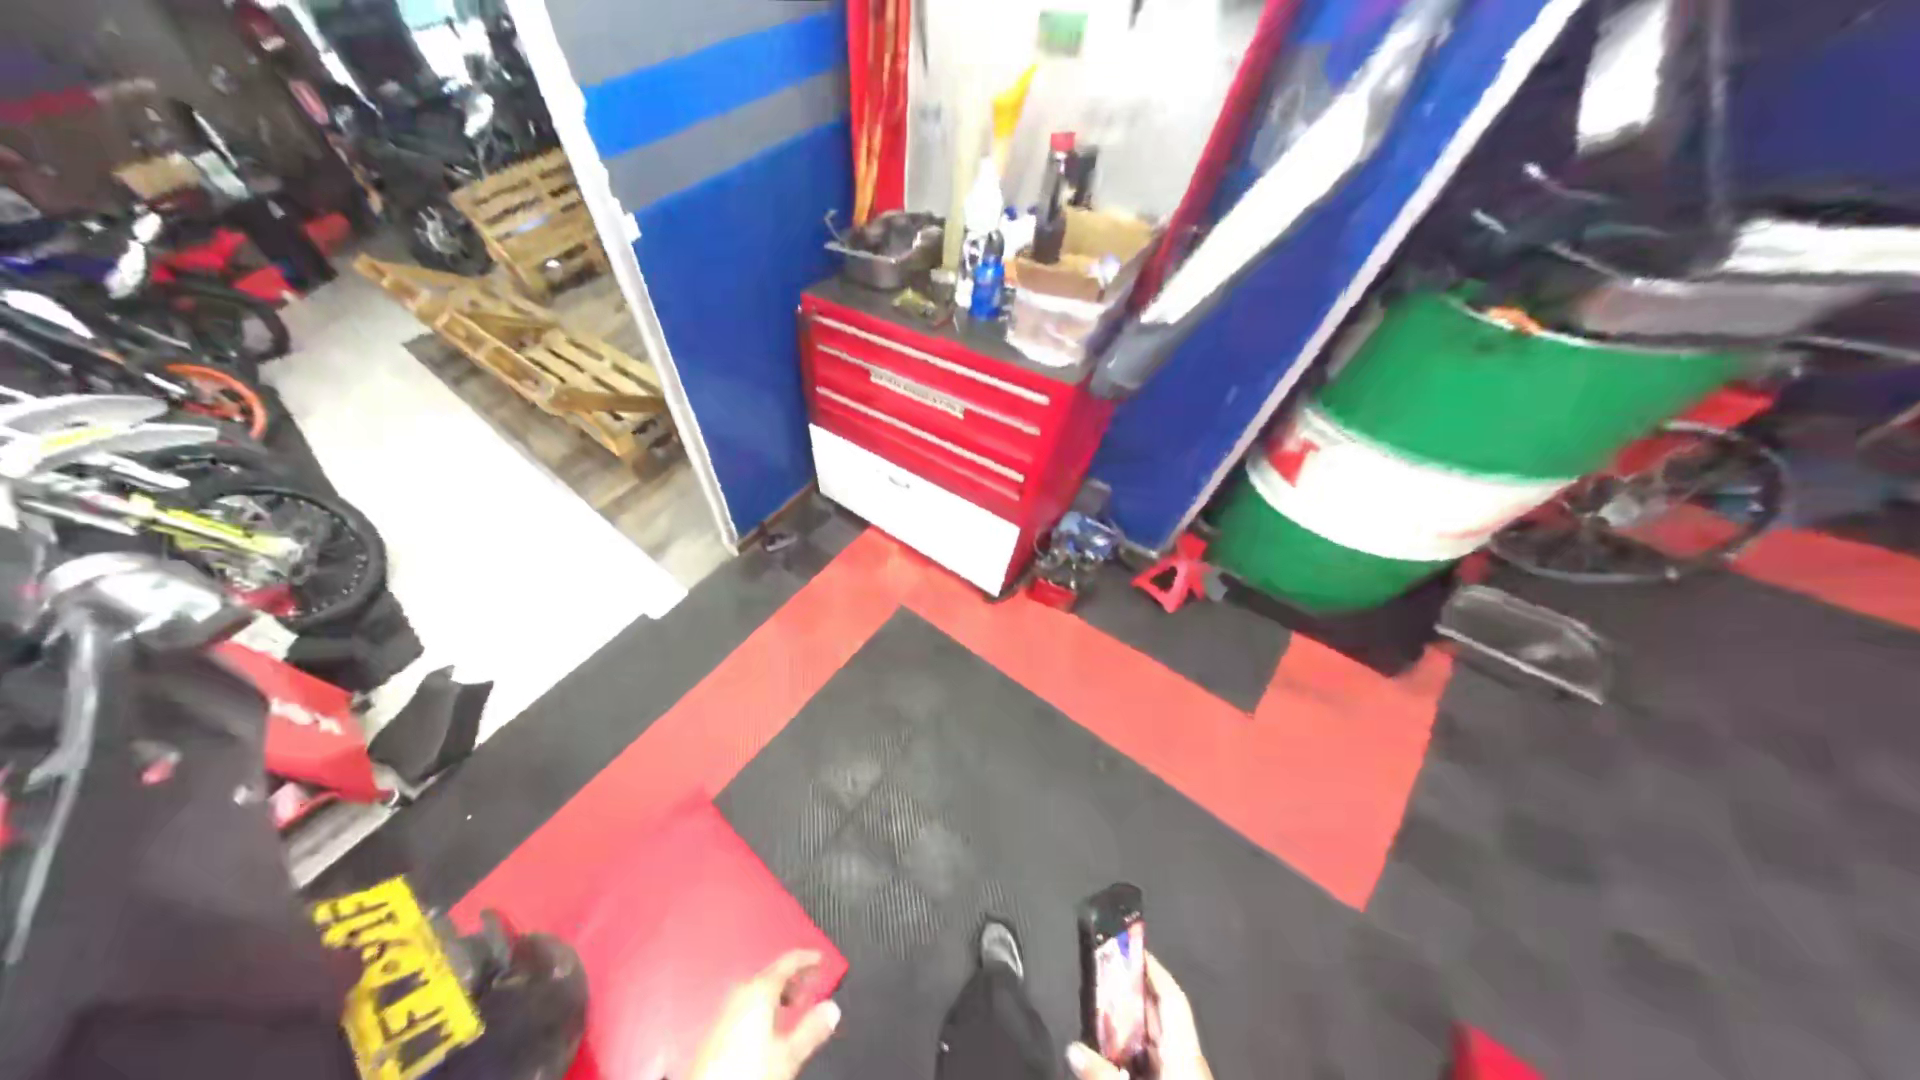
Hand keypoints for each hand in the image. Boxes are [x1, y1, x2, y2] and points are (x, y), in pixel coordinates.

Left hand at [685, 950, 840, 1079]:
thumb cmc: (744, 1073)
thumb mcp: (788, 1054)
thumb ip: (812, 1028)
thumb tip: (831, 1010)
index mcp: (759, 990)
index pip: (788, 960)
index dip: (808, 957)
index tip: (820, 958)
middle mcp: (741, 993)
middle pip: (773, 973)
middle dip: (795, 977)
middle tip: (813, 981)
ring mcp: (727, 1009)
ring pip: (760, 989)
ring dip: (780, 992)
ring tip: (795, 1005)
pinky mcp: (719, 1027)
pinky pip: (747, 1003)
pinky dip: (765, 1004)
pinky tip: (771, 1023)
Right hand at [1066, 952, 1212, 1079]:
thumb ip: (1104, 1077)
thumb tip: (1073, 1048)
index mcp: (1185, 1059)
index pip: (1173, 1002)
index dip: (1155, 972)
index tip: (1132, 949)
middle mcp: (1186, 1067)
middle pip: (1162, 1022)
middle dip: (1133, 998)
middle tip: (1100, 976)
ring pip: (1155, 1048)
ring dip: (1128, 1030)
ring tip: (1095, 1014)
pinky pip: (1151, 1070)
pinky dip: (1130, 1059)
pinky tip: (1106, 1061)